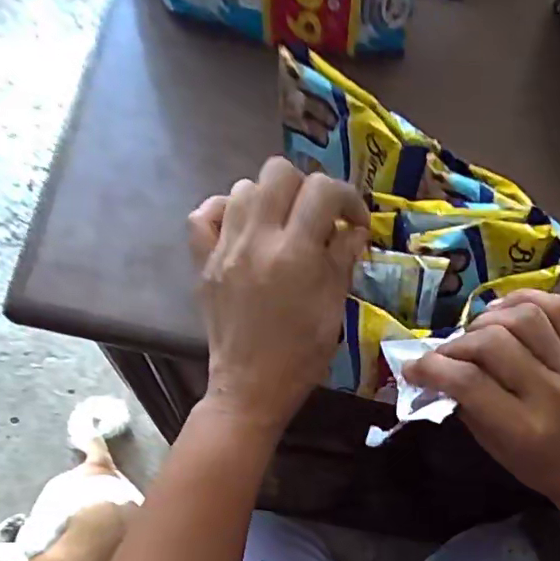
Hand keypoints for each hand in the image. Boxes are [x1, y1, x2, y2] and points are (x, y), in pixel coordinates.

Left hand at [187, 157, 368, 433]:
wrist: (250, 388)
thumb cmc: (300, 358)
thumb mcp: (332, 311)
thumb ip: (341, 262)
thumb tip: (352, 231)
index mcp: (296, 253)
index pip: (324, 191)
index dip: (348, 198)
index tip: (355, 223)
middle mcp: (257, 238)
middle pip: (280, 172)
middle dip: (307, 189)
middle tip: (318, 220)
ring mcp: (225, 247)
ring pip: (244, 187)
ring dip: (270, 199)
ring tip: (282, 227)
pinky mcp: (204, 261)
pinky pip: (205, 213)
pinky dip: (225, 211)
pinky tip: (241, 229)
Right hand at [404, 290, 559, 505]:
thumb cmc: (530, 462)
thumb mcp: (489, 444)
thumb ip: (464, 404)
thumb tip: (432, 370)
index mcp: (522, 427)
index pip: (469, 382)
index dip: (432, 368)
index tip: (412, 370)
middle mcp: (548, 392)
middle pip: (493, 343)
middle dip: (456, 345)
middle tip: (443, 357)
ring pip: (524, 317)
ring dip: (487, 320)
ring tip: (473, 335)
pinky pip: (555, 306)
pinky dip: (521, 301)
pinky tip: (501, 315)